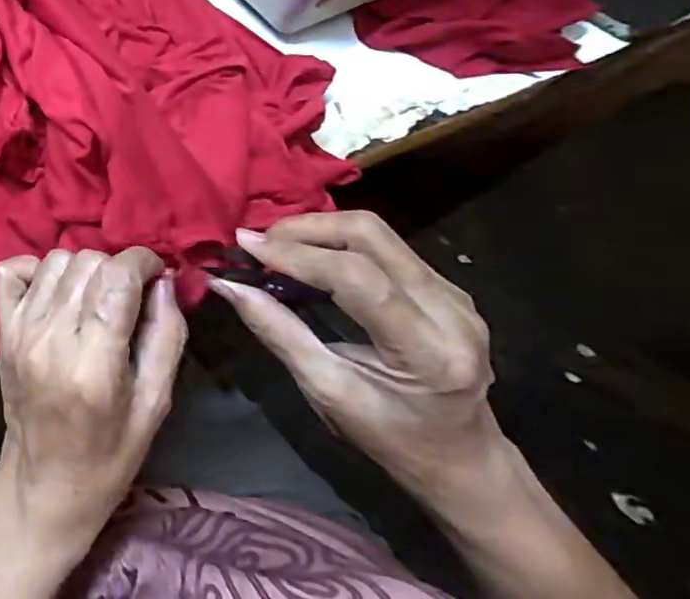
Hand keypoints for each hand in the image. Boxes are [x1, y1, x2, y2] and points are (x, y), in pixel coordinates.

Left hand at [0, 247, 186, 546]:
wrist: (45, 483)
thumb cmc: (110, 451)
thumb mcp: (155, 403)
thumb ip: (167, 335)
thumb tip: (165, 280)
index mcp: (94, 362)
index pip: (118, 276)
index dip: (144, 262)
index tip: (156, 275)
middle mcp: (52, 337)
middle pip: (89, 261)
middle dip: (118, 269)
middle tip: (128, 296)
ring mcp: (20, 329)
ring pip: (56, 259)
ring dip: (83, 268)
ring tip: (94, 297)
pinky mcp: (1, 327)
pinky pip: (11, 268)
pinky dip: (35, 268)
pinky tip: (55, 292)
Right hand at [209, 212, 498, 495]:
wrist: (462, 460)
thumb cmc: (390, 438)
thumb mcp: (326, 392)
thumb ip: (278, 331)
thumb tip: (227, 285)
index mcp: (427, 352)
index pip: (356, 277)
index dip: (296, 254)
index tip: (245, 245)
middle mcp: (451, 312)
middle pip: (370, 235)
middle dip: (306, 229)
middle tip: (260, 243)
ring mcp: (454, 294)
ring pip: (377, 232)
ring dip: (319, 230)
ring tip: (278, 246)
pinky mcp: (447, 286)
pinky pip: (385, 245)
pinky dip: (338, 241)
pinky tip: (312, 257)